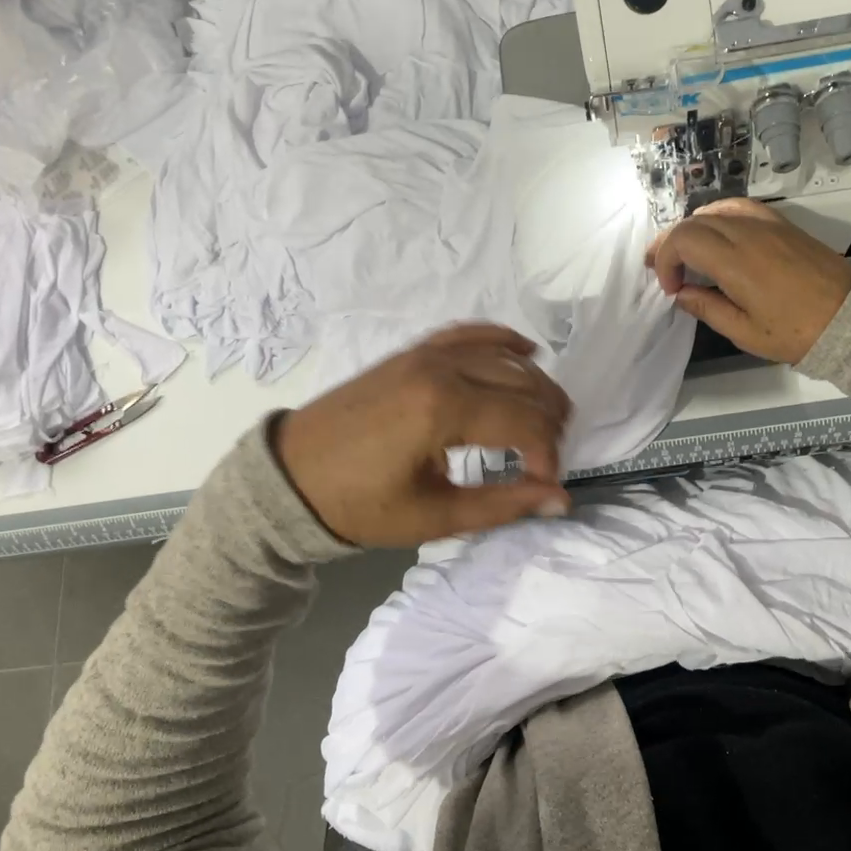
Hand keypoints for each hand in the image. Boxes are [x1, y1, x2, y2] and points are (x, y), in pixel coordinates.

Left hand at [275, 324, 572, 546]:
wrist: (289, 479)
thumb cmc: (359, 506)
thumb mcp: (433, 516)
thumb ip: (503, 505)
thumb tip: (560, 499)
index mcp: (444, 409)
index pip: (526, 423)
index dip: (547, 456)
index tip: (545, 487)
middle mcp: (441, 369)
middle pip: (524, 385)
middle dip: (549, 423)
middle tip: (548, 459)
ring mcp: (425, 354)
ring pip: (505, 358)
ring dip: (535, 387)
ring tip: (546, 422)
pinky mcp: (413, 351)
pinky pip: (470, 334)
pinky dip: (502, 341)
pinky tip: (525, 353)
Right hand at [646, 198, 850, 363]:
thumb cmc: (796, 333)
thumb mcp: (746, 332)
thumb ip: (708, 308)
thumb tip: (682, 293)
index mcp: (735, 261)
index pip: (683, 240)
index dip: (666, 260)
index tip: (670, 288)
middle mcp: (747, 233)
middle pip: (694, 222)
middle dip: (671, 243)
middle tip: (662, 268)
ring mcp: (767, 224)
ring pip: (715, 210)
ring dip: (693, 228)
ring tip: (684, 251)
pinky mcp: (782, 224)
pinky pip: (741, 207)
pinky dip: (719, 215)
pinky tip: (716, 232)